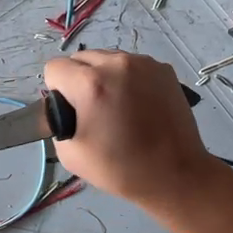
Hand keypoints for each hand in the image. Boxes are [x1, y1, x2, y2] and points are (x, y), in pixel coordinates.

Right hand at [44, 50, 219, 210]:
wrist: (177, 175)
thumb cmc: (122, 169)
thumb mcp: (71, 154)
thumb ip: (57, 120)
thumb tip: (64, 105)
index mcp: (90, 83)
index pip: (55, 68)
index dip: (57, 91)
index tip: (72, 111)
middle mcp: (116, 63)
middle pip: (80, 58)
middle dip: (79, 80)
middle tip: (94, 111)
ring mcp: (143, 62)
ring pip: (107, 58)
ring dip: (104, 76)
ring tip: (119, 107)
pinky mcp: (162, 68)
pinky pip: (131, 65)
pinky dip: (128, 79)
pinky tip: (139, 104)